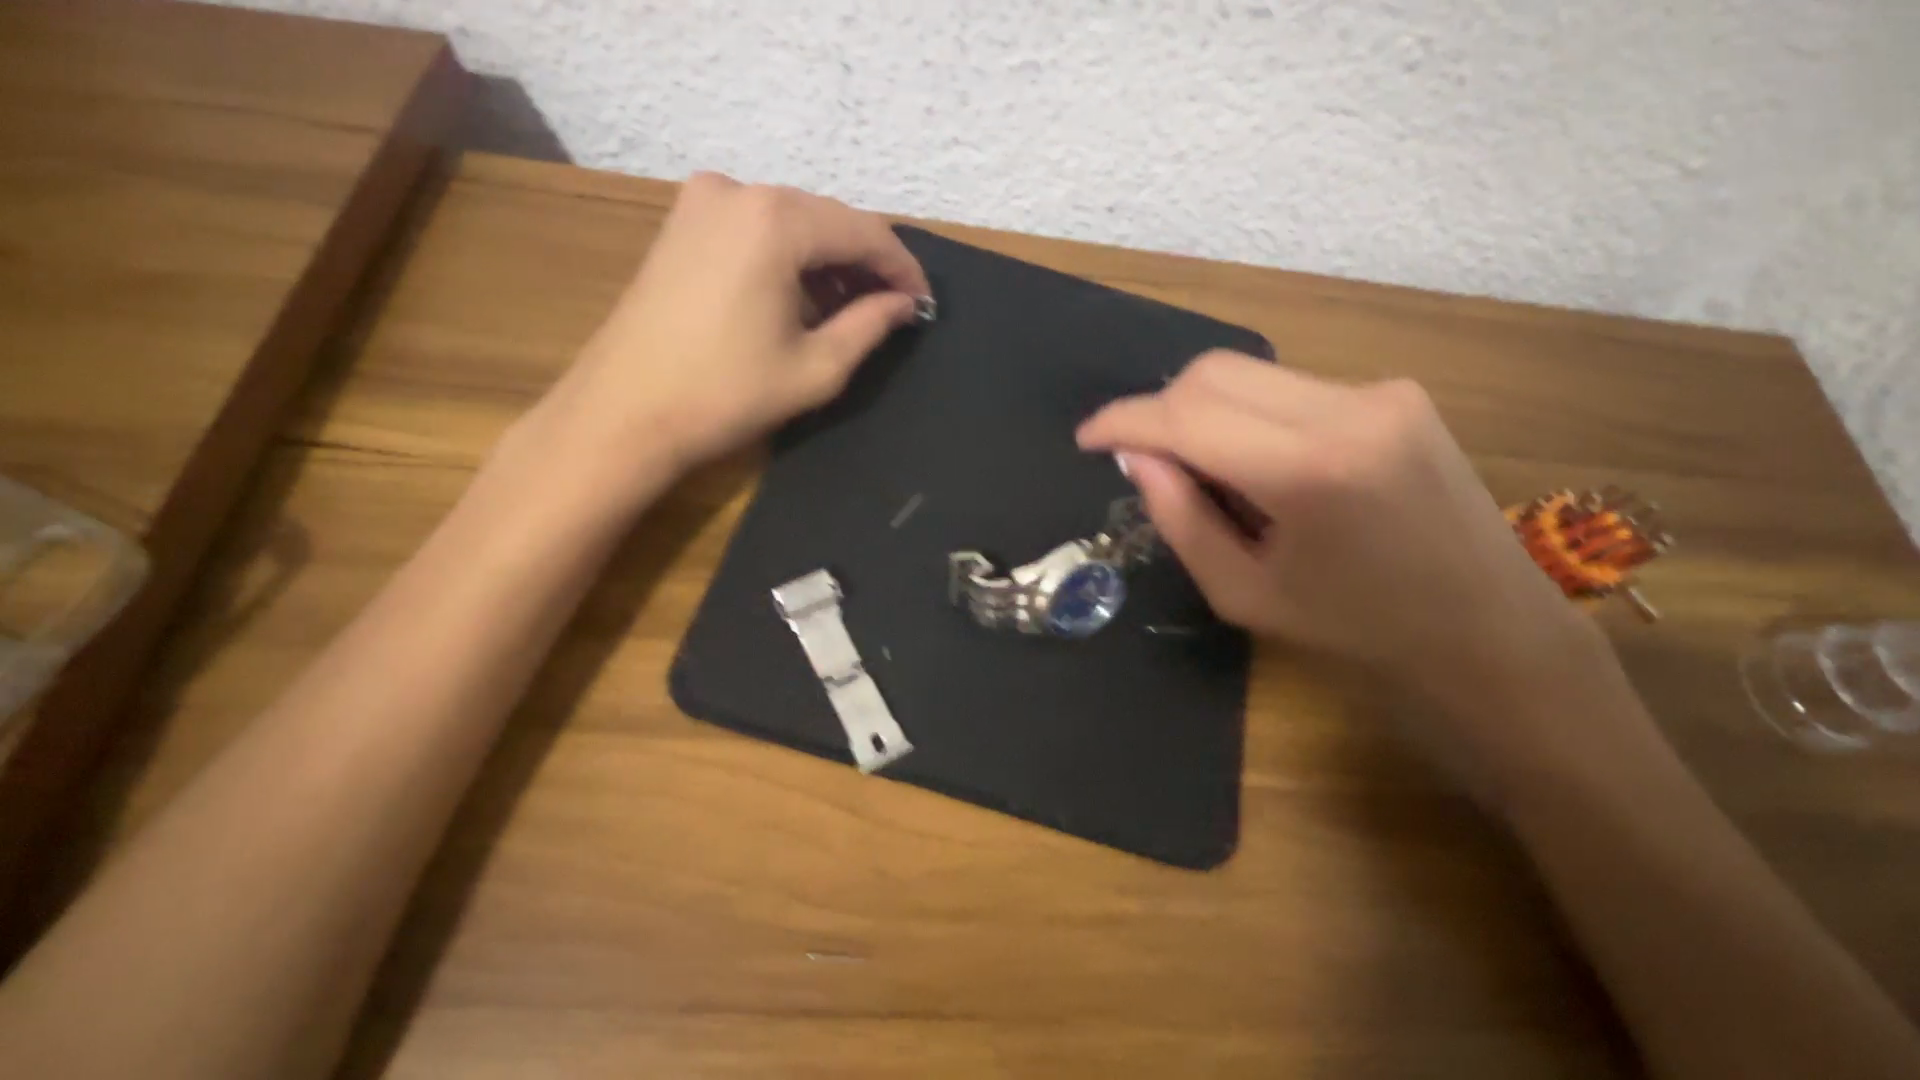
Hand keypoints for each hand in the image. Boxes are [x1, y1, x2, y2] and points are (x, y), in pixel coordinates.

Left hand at [528, 172, 929, 491]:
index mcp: (776, 219)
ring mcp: (702, 201)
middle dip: (865, 262)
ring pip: (792, 221)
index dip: (902, 268)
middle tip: (893, 308)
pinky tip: (802, 296)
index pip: (864, 231)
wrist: (623, 413)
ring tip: (852, 309)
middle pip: (827, 219)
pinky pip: (755, 227)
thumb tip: (903, 304)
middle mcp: (739, 190)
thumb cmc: (725, 394)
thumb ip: (870, 325)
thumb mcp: (816, 367)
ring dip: (827, 260)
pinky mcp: (681, 223)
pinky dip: (788, 256)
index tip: (923, 304)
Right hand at [1077, 350, 1595, 704]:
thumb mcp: (1245, 595)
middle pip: (1215, 372)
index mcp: (1309, 470)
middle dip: (1162, 408)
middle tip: (1145, 461)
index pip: (1187, 414)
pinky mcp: (1398, 395)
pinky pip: (1292, 390)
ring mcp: (1380, 393)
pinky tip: (1266, 469)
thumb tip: (1136, 457)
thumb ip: (1180, 518)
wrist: (1490, 632)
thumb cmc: (1360, 633)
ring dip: (1209, 412)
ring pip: (1252, 375)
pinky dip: (1255, 417)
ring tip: (1212, 476)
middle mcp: (1348, 409)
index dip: (1123, 420)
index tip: (1087, 439)